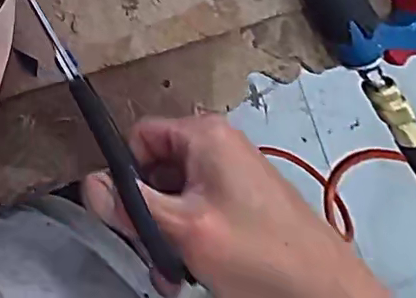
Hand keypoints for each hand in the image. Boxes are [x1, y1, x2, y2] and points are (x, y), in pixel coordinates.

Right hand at [82, 113, 388, 297]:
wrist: (324, 291)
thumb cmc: (264, 254)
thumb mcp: (184, 230)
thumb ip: (133, 207)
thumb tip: (91, 184)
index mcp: (204, 133)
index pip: (141, 136)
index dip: (128, 175)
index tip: (130, 214)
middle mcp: (217, 143)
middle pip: (157, 165)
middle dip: (151, 211)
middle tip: (158, 251)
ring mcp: (231, 170)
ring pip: (177, 191)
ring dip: (170, 229)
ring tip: (181, 268)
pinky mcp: (241, 197)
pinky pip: (200, 205)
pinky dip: (192, 234)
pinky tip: (199, 267)